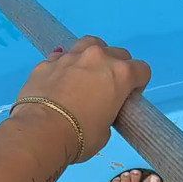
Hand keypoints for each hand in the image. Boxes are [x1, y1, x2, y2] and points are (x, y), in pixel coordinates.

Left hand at [12, 36, 151, 161]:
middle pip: (118, 53)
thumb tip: (96, 109)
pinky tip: (59, 82)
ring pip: (90, 44)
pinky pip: (62, 57)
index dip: (138, 85)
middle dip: (116, 69)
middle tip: (107, 89)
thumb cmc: (80, 137)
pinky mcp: (47, 62)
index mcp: (120, 74)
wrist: (40, 132)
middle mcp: (98, 57)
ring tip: (85, 74)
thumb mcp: (105, 131)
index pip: (142, 70)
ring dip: (92, 56)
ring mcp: (71, 56)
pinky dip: (65, 67)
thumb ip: (107, 112)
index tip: (128, 98)